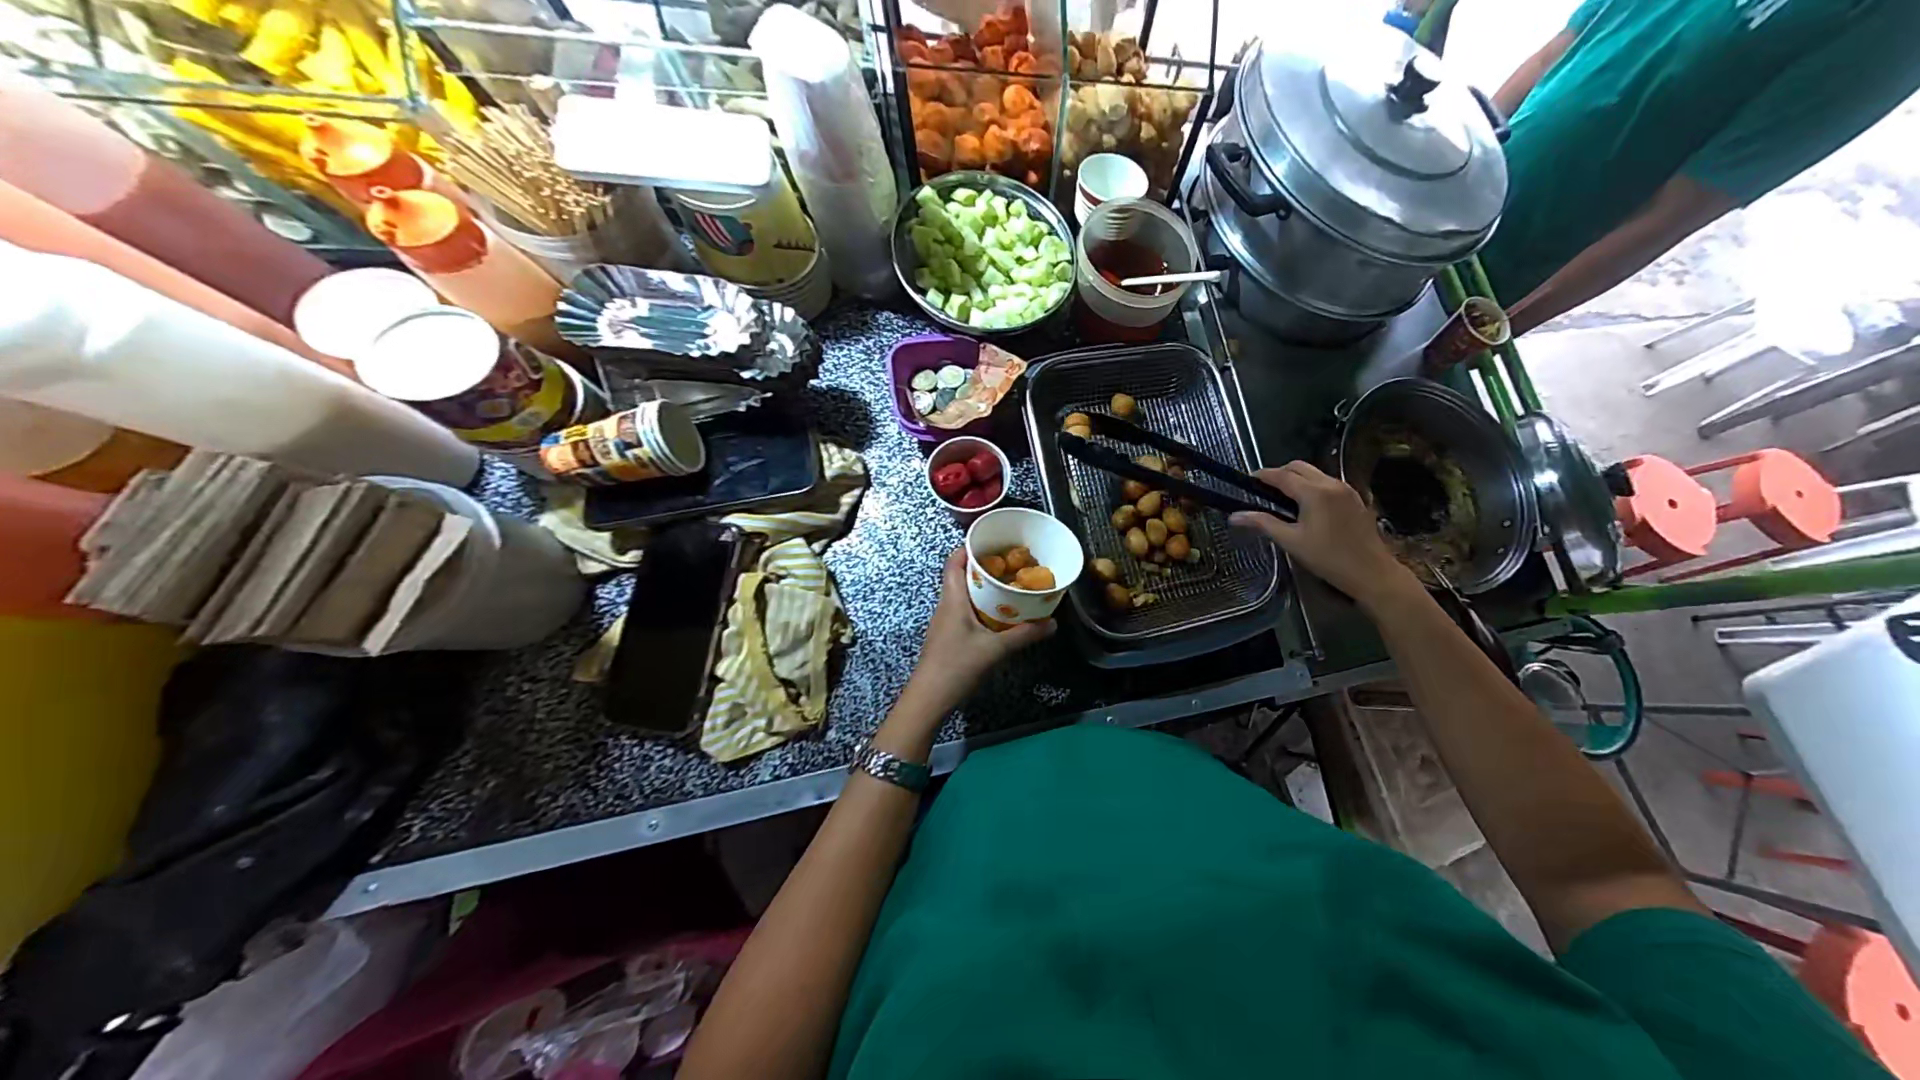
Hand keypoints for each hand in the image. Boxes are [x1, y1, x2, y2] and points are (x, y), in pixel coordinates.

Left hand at [909, 548, 1053, 707]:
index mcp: (952, 599)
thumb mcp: (995, 649)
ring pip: (962, 594)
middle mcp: (946, 605)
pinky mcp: (947, 636)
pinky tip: (997, 615)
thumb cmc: (957, 666)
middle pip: (959, 576)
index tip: (993, 543)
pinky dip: (980, 606)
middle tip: (1009, 564)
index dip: (969, 548)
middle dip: (982, 567)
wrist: (929, 697)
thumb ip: (1024, 635)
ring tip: (1008, 587)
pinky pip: (963, 610)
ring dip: (981, 588)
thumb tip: (1051, 623)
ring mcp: (944, 621)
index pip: (954, 562)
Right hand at [1229, 461, 1420, 611]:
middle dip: (1279, 473)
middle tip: (1263, 490)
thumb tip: (1234, 516)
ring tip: (1282, 498)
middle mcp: (1331, 484)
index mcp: (1314, 492)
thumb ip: (1263, 523)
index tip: (1247, 479)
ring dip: (1296, 479)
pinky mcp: (1354, 498)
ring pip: (1315, 473)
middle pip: (1299, 467)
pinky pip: (1327, 483)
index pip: (1282, 475)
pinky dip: (1311, 486)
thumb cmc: (1328, 558)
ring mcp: (1346, 490)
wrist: (1371, 572)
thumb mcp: (1291, 541)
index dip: (1262, 475)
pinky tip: (1305, 506)